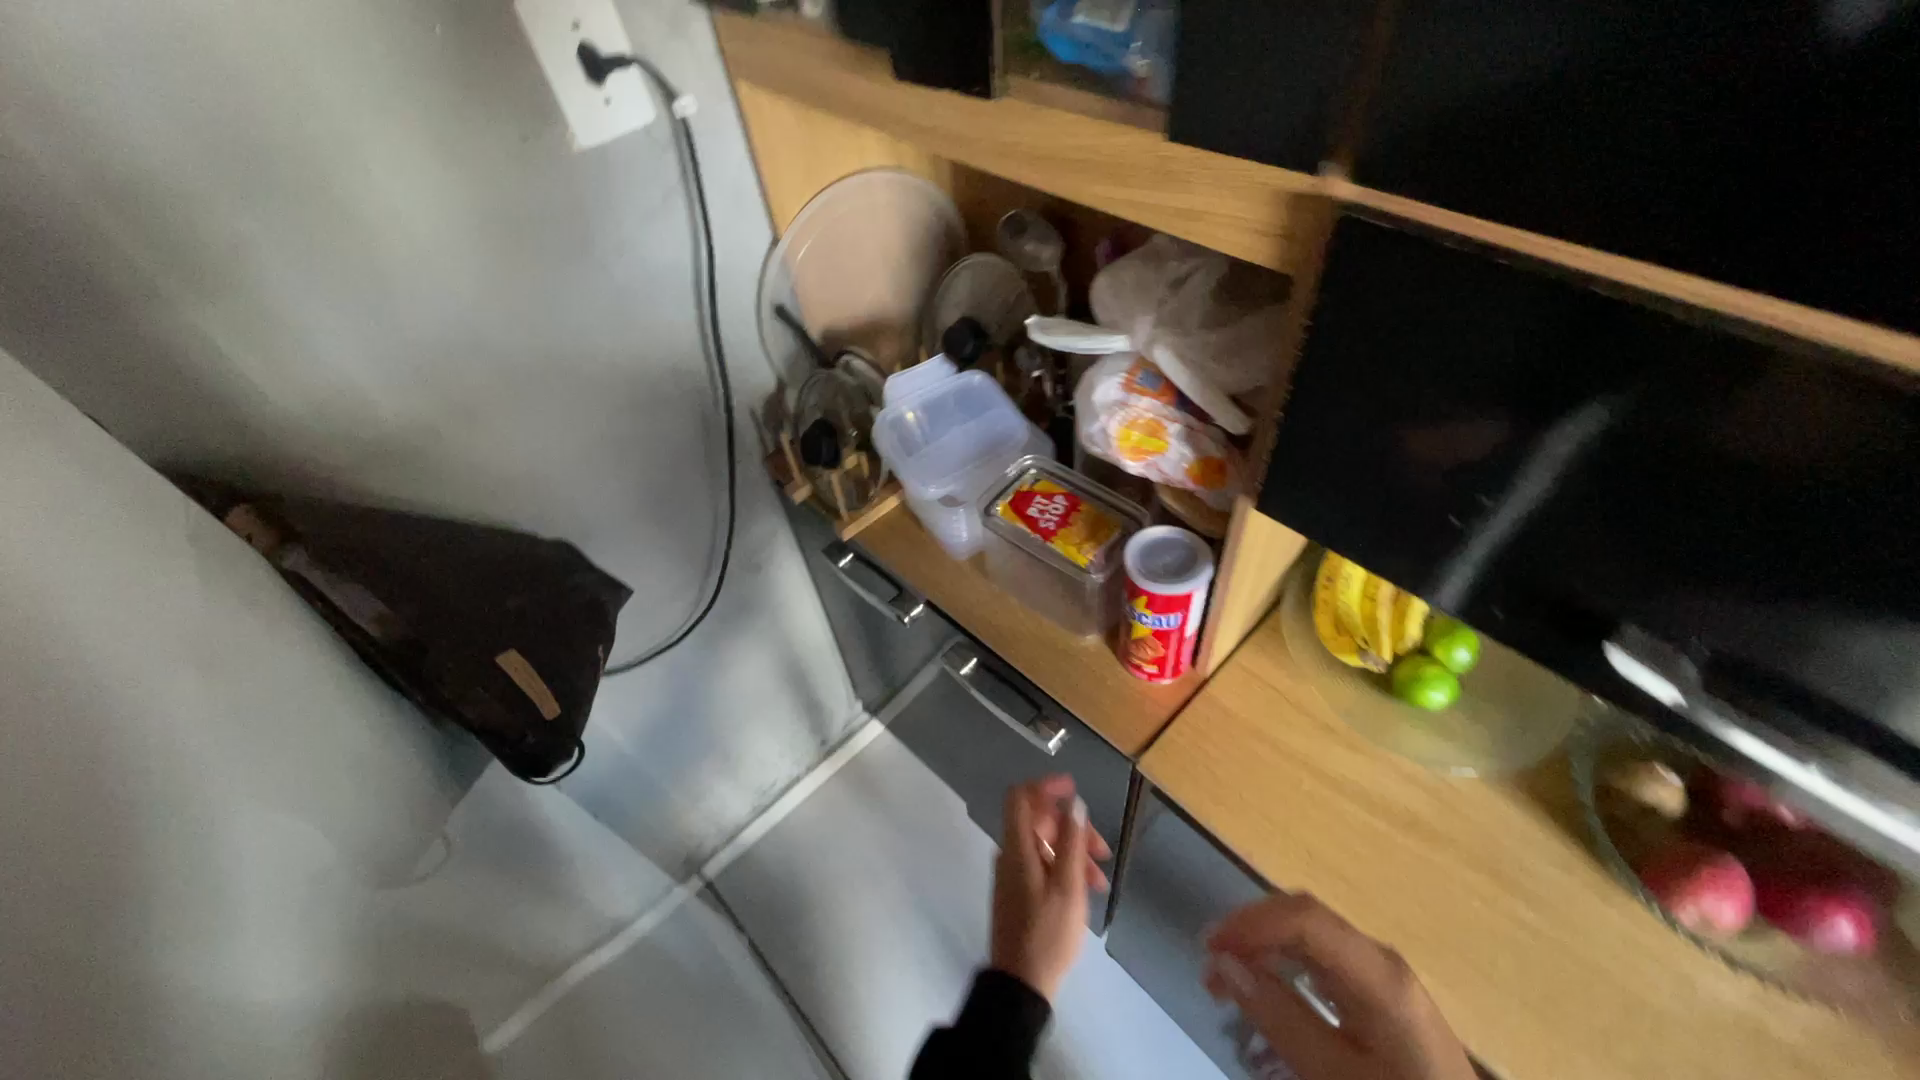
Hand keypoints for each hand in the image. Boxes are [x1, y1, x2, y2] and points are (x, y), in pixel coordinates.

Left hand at [989, 775, 1111, 1001]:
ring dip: (1074, 853)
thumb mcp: (1067, 886)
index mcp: (1017, 847)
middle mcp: (1010, 854)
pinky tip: (1085, 891)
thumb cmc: (1047, 933)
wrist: (1021, 981)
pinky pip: (1042, 866)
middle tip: (1101, 850)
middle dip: (1073, 828)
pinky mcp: (1019, 892)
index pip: (1021, 796)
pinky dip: (1065, 870)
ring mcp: (1013, 873)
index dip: (1046, 786)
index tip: (1074, 789)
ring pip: (1045, 846)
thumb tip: (1074, 802)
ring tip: (1100, 880)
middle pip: (1039, 821)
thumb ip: (1071, 841)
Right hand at [1204, 892, 1474, 1079]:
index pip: (1305, 917)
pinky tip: (1265, 987)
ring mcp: (1382, 973)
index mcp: (1377, 972)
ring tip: (1226, 980)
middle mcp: (1380, 957)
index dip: (1251, 921)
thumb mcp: (1334, 1074)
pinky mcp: (1380, 993)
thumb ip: (1280, 1017)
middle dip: (1250, 931)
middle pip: (1304, 918)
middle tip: (1210, 967)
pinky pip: (1322, 958)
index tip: (1210, 948)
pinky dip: (1283, 963)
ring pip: (1309, 935)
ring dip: (1262, 946)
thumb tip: (1226, 962)